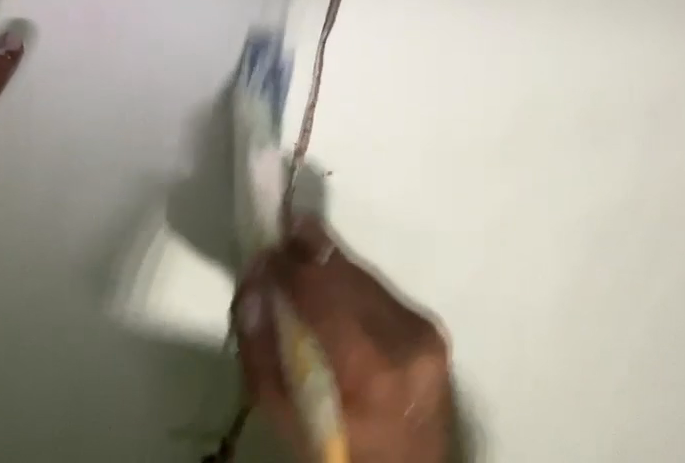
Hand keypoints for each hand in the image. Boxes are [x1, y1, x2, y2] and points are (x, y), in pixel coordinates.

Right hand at [233, 217, 455, 462]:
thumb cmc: (336, 448)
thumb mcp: (280, 411)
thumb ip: (259, 344)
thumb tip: (253, 281)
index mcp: (367, 366)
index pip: (318, 286)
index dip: (286, 261)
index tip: (261, 249)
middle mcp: (404, 339)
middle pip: (342, 269)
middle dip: (305, 251)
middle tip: (278, 242)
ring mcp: (424, 332)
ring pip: (360, 272)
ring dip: (327, 266)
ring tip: (301, 264)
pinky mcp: (431, 329)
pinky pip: (376, 287)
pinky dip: (348, 283)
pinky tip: (331, 291)